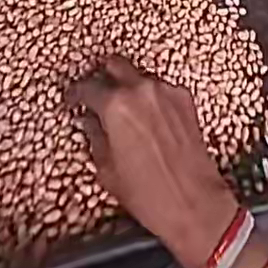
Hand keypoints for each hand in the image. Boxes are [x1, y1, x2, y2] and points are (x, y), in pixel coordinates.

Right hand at [70, 57, 239, 267]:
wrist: (194, 202)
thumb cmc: (148, 193)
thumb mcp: (107, 169)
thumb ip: (95, 135)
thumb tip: (90, 120)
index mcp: (116, 105)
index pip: (88, 87)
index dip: (76, 92)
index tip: (73, 98)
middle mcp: (140, 89)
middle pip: (115, 64)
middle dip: (103, 76)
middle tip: (97, 93)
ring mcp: (165, 90)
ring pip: (139, 76)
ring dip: (129, 87)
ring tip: (126, 112)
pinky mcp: (183, 97)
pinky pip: (160, 89)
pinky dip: (151, 99)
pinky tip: (150, 120)